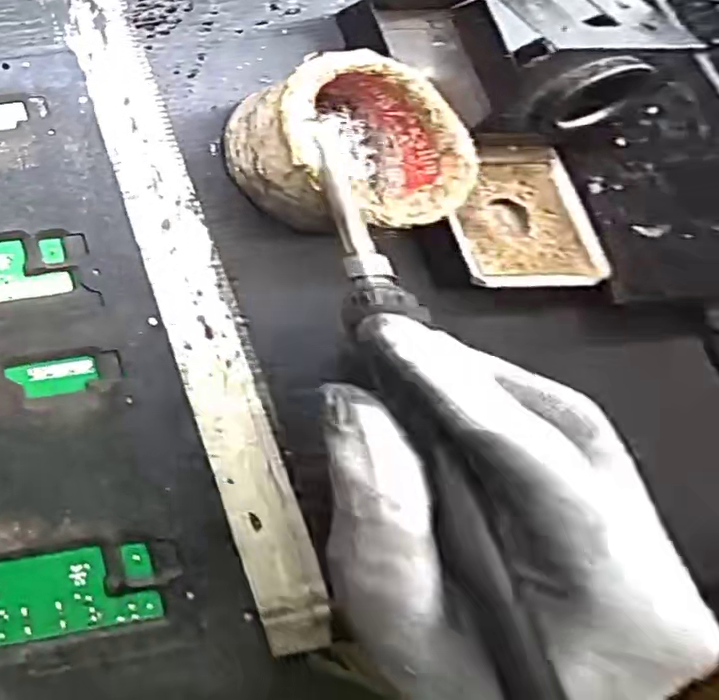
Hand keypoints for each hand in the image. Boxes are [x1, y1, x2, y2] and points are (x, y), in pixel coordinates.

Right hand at [323, 314, 718, 699]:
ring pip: (570, 430)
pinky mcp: (608, 532)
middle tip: (385, 337)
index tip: (386, 338)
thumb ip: (374, 513)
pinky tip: (431, 396)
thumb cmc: (456, 685)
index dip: (456, 389)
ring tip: (401, 355)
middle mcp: (654, 566)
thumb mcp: (393, 615)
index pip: (540, 465)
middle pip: (571, 431)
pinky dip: (484, 405)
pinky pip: (553, 445)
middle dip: (466, 371)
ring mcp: (643, 548)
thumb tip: (349, 404)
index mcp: (616, 601)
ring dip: (475, 380)